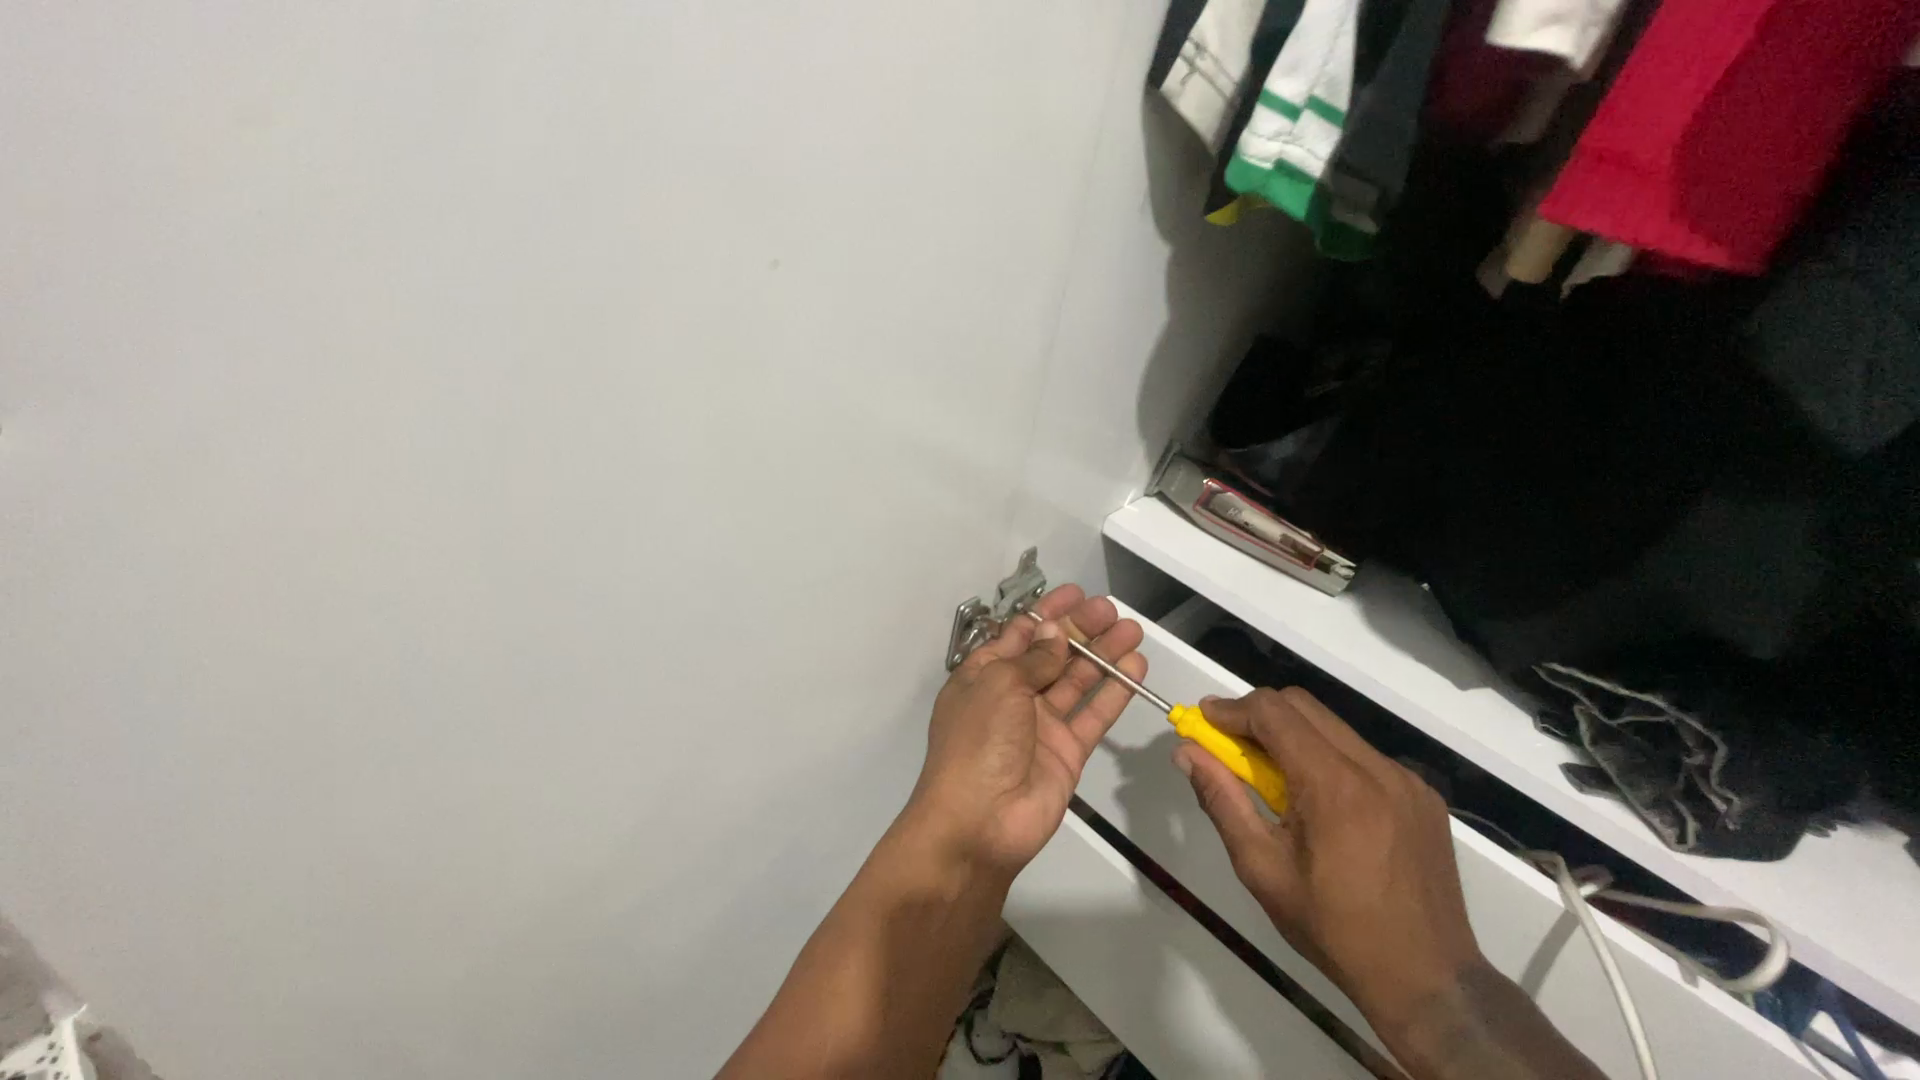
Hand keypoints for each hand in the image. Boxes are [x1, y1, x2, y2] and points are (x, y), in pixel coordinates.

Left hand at [902, 585, 1145, 875]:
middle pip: (1052, 654)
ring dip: (1103, 655)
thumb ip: (1032, 658)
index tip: (1076, 594)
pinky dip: (1114, 692)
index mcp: (984, 676)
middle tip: (1111, 611)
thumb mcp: (999, 685)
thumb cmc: (978, 743)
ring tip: (1132, 630)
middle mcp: (1012, 696)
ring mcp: (1041, 725)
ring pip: (1077, 680)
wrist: (980, 823)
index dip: (1046, 614)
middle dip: (1081, 630)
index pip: (1018, 635)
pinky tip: (1135, 668)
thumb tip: (1053, 633)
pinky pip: (1093, 714)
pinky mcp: (1067, 751)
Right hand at [1175, 688, 1482, 1034]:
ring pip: (1334, 728)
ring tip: (1271, 779)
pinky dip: (1328, 758)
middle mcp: (1376, 768)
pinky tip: (1319, 803)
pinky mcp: (1423, 795)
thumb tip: (1187, 753)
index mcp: (1334, 786)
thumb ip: (1222, 800)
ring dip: (1293, 736)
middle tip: (1228, 746)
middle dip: (1258, 715)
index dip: (1231, 709)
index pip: (1274, 713)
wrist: (1427, 978)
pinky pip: (1363, 755)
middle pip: (1304, 707)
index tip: (1203, 721)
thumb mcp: (1261, 869)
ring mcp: (1406, 779)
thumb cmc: (1333, 929)